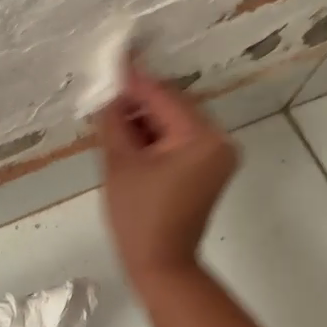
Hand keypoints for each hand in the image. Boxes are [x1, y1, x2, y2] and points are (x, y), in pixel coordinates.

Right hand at [96, 58, 239, 283]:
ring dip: (146, 122)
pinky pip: (181, 143)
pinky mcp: (210, 171)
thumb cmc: (138, 218)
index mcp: (203, 137)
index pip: (164, 97)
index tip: (113, 60)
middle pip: (174, 108)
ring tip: (112, 123)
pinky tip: (131, 142)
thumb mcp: (120, 165)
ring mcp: (218, 156)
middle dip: (139, 103)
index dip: (134, 80)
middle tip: (105, 98)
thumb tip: (110, 92)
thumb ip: (114, 122)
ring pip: (176, 125)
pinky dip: (157, 141)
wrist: (160, 266)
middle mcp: (220, 140)